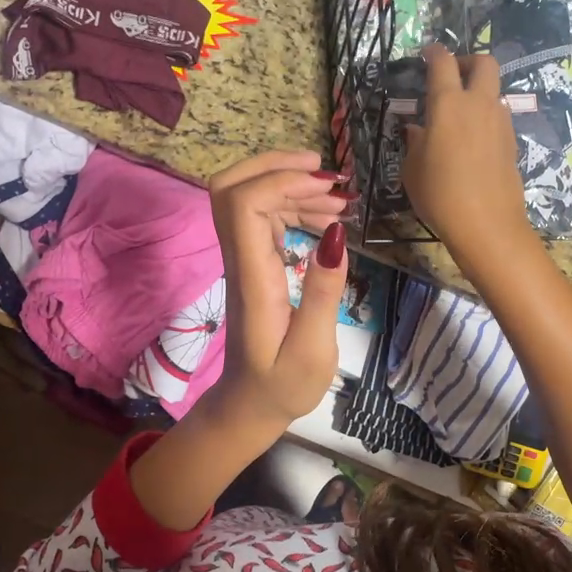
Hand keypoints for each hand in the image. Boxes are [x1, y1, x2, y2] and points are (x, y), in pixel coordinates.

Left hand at [209, 151, 353, 428]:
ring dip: (291, 186)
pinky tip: (328, 220)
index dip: (282, 182)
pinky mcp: (254, 264)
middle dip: (276, 166)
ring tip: (341, 202)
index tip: (328, 192)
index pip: (243, 205)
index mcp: (253, 279)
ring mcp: (244, 260)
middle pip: (230, 188)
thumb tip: (337, 234)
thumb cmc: (283, 385)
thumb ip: (323, 292)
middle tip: (327, 174)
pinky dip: (294, 206)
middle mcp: (241, 260)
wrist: (251, 406)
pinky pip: (264, 217)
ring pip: (247, 198)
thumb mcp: (313, 349)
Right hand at [404, 45, 532, 261]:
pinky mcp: (511, 142)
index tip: (426, 55)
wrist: (486, 225)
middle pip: (484, 63)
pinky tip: (472, 142)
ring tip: (460, 116)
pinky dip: (486, 119)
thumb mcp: (412, 170)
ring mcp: (500, 122)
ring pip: (494, 92)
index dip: (433, 53)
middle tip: (452, 75)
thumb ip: (415, 143)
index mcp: (448, 104)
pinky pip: (498, 118)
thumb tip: (418, 129)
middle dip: (468, 62)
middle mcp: (478, 104)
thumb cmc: (439, 195)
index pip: (442, 63)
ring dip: (479, 93)